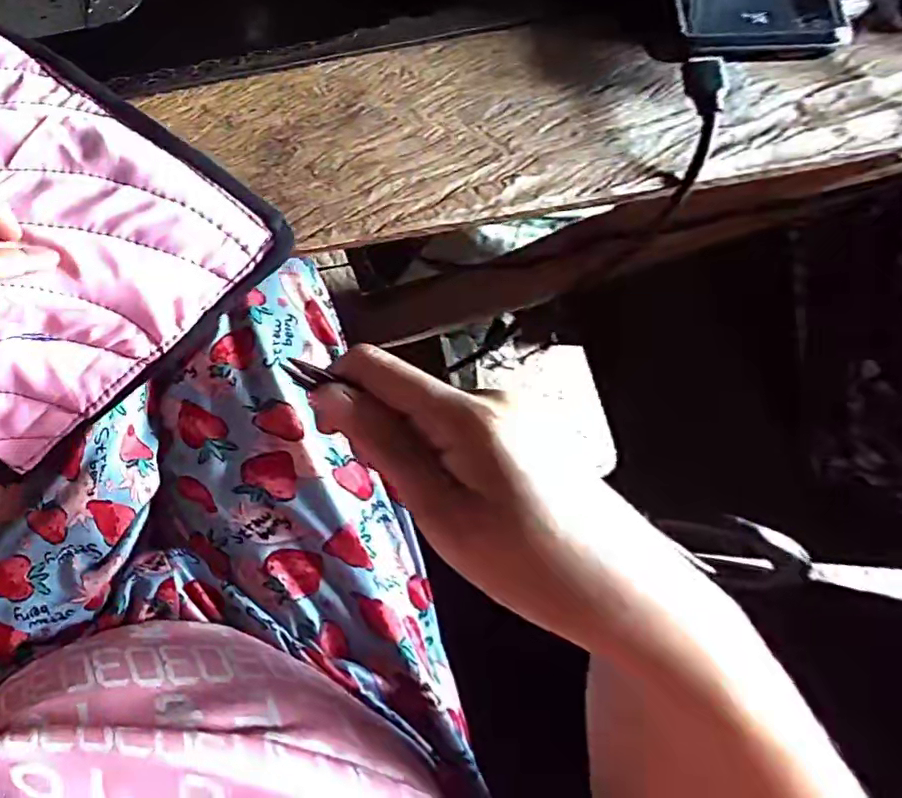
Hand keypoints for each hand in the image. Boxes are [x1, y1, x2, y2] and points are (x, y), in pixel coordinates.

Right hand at [308, 345, 706, 654]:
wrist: (648, 609)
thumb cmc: (533, 568)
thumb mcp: (440, 511)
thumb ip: (380, 444)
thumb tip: (325, 390)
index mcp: (465, 413)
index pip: (369, 363)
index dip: (334, 385)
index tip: (331, 434)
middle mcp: (489, 398)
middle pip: (395, 390)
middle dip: (373, 428)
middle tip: (393, 488)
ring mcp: (513, 413)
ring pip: (422, 411)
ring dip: (405, 445)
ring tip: (436, 503)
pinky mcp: (527, 432)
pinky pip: (454, 425)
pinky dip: (436, 451)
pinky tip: (466, 498)